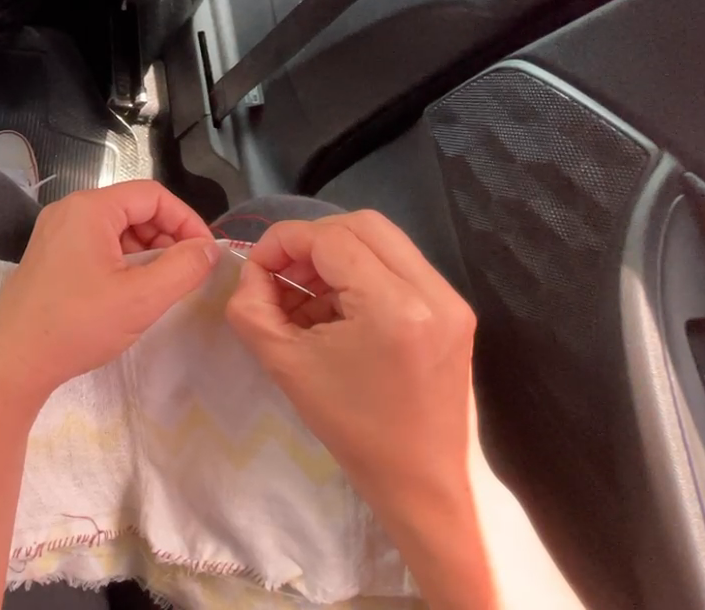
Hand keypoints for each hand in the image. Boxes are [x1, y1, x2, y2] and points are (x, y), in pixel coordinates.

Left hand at [0, 180, 219, 401]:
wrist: (16, 359)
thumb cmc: (78, 324)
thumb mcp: (141, 298)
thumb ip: (182, 268)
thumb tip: (209, 249)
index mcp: (89, 208)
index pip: (152, 195)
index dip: (186, 220)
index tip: (205, 254)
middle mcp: (68, 210)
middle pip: (132, 207)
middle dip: (166, 235)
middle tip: (186, 272)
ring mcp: (55, 232)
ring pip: (115, 227)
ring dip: (146, 249)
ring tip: (162, 284)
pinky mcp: (50, 255)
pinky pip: (96, 243)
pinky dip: (121, 259)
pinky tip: (132, 289)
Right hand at [224, 211, 476, 515]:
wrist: (420, 481)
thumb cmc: (349, 425)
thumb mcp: (281, 361)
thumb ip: (251, 304)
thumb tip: (254, 270)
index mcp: (393, 306)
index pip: (328, 237)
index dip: (282, 242)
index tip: (258, 269)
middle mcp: (431, 293)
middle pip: (361, 224)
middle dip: (310, 239)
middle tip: (284, 272)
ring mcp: (449, 301)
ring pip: (382, 239)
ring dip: (334, 253)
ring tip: (307, 290)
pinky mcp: (453, 312)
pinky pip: (398, 264)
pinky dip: (359, 271)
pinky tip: (336, 307)